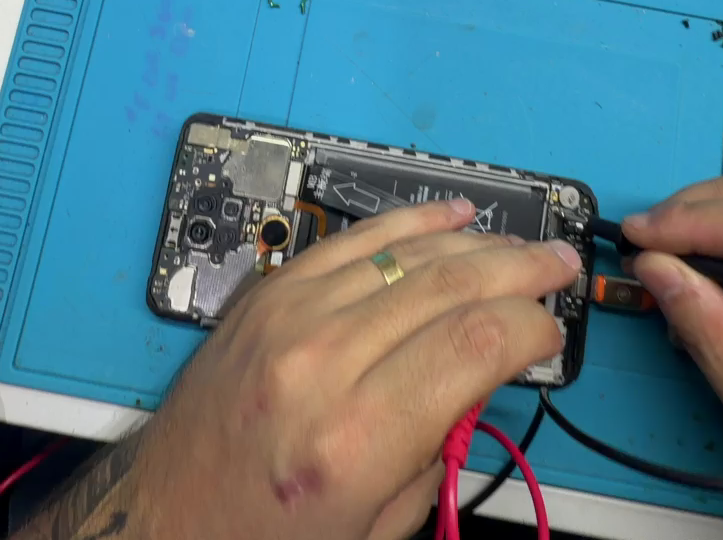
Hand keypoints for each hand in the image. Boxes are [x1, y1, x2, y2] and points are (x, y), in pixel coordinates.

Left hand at [17, 198, 579, 539]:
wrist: (163, 516)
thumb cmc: (268, 539)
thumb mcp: (375, 524)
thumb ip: (439, 440)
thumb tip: (487, 366)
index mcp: (352, 438)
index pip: (471, 346)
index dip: (529, 327)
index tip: (552, 332)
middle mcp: (321, 360)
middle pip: (445, 286)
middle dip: (517, 269)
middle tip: (559, 264)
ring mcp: (289, 313)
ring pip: (405, 253)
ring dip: (474, 241)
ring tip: (521, 243)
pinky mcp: (271, 291)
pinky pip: (352, 240)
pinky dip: (409, 222)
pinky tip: (449, 215)